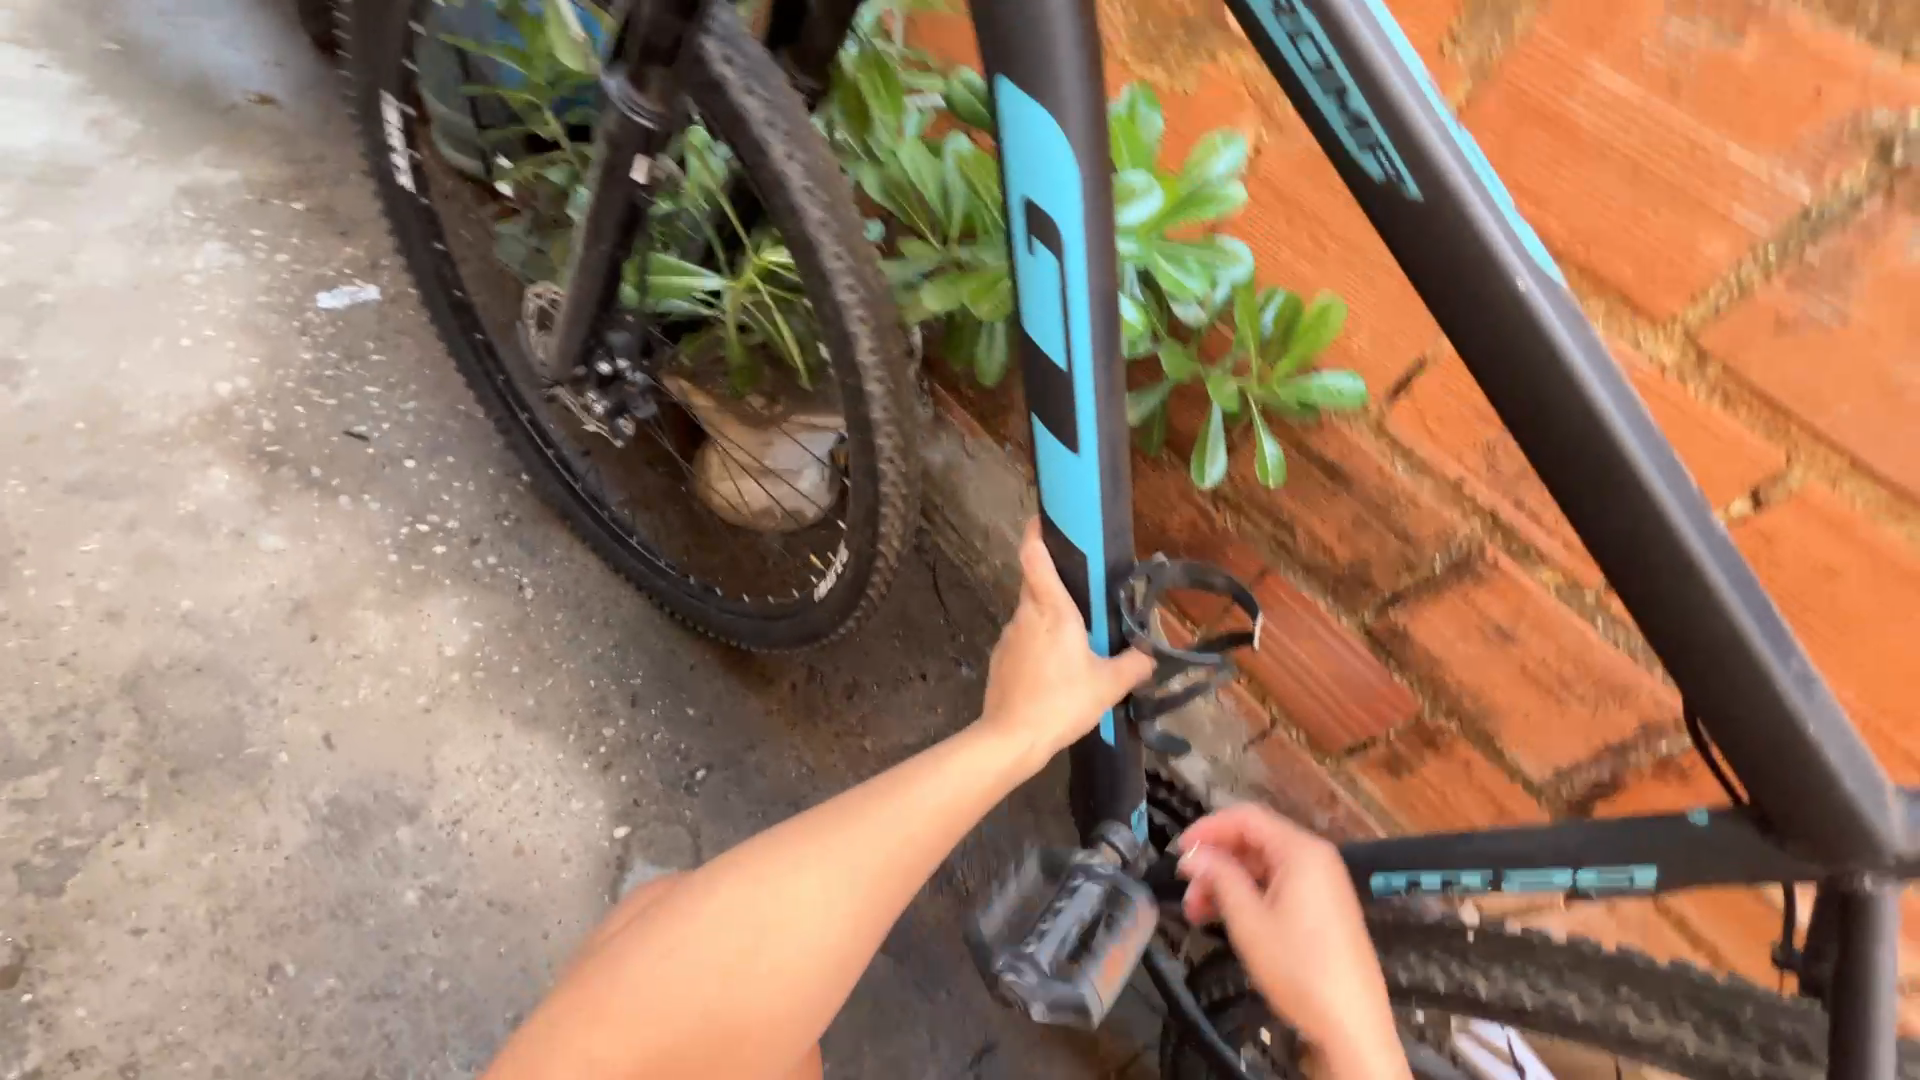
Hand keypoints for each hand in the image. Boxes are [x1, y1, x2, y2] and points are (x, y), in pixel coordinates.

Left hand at [974, 519, 1153, 771]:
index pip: (1034, 556)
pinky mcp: (1000, 658)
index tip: (1042, 520)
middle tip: (1082, 596)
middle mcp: (1025, 614)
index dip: (1035, 533)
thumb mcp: (1109, 685)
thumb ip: (1134, 665)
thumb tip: (1149, 654)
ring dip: (1048, 620)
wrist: (1012, 737)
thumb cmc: (1062, 702)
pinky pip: (1022, 640)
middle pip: (1035, 584)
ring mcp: (1008, 636)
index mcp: (1052, 609)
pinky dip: (1037, 645)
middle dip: (1054, 583)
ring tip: (1074, 645)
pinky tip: (1053, 672)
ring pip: (1029, 614)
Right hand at [1177, 804, 1408, 1075]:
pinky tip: (1224, 918)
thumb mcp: (1248, 920)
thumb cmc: (1299, 969)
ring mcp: (1321, 884)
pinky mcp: (1322, 908)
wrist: (1353, 1029)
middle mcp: (1314, 859)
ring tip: (1197, 911)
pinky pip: (1277, 886)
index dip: (1207, 828)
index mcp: (1301, 851)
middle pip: (1253, 842)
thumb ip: (1219, 877)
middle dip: (1215, 861)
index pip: (1245, 818)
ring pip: (1261, 867)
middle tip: (1186, 887)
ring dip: (1227, 882)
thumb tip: (1194, 855)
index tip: (1179, 850)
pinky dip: (1248, 896)